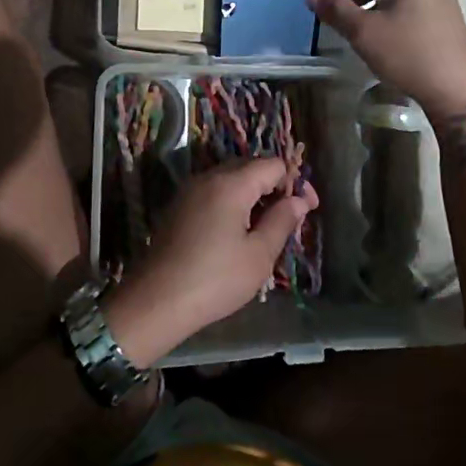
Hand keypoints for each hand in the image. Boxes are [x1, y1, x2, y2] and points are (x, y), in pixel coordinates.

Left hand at [104, 158, 318, 365]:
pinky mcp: (178, 207)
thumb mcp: (259, 254)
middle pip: (250, 167)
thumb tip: (299, 200)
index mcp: (231, 184)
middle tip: (291, 217)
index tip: (308, 209)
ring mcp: (189, 191)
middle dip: (275, 186)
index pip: (272, 165)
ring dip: (253, 194)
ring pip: (230, 179)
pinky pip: (213, 193)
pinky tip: (239, 230)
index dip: (295, 182)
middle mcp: (207, 178)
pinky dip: (232, 202)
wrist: (157, 300)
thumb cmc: (216, 278)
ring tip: (268, 226)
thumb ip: (282, 221)